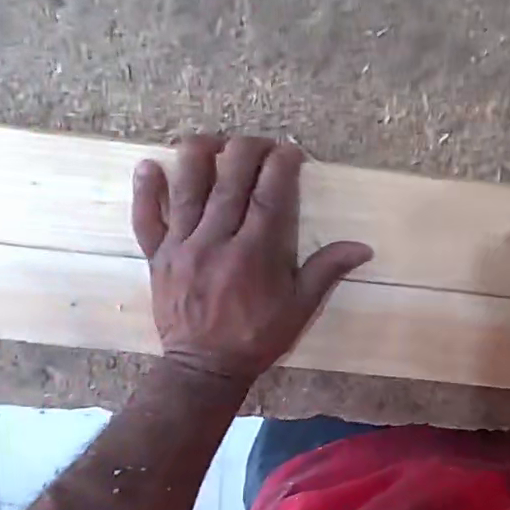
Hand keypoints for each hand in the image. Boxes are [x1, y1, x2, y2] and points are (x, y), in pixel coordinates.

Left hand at [131, 136, 372, 384]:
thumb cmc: (257, 337)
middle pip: (230, 179)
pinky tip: (150, 166)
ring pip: (187, 186)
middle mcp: (217, 240)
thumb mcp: (300, 308)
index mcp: (255, 253)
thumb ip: (327, 271)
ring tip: (215, 141)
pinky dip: (146, 190)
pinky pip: (146, 217)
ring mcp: (182, 245)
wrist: (203, 368)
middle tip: (261, 145)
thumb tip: (363, 248)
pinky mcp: (158, 256)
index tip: (291, 151)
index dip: (282, 164)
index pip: (270, 193)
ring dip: (200, 154)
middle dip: (248, 150)